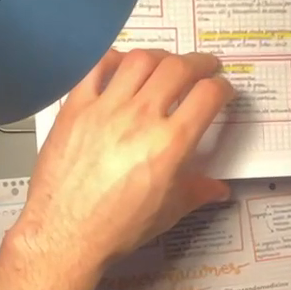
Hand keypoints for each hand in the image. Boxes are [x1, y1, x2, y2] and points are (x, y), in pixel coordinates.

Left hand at [12, 49, 233, 277]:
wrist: (67, 233)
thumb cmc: (116, 228)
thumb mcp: (167, 212)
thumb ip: (196, 192)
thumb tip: (218, 189)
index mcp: (170, 144)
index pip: (208, 96)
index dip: (222, 88)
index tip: (223, 91)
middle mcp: (140, 118)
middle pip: (178, 68)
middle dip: (199, 63)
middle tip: (205, 67)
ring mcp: (106, 108)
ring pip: (140, 60)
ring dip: (161, 56)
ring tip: (167, 63)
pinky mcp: (76, 108)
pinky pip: (96, 67)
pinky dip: (114, 57)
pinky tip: (122, 64)